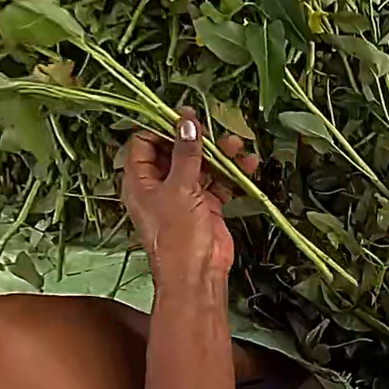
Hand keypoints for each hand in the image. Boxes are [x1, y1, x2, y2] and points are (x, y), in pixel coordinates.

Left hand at [121, 107, 259, 290]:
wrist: (198, 272)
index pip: (145, 143)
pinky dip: (232, 173)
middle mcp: (160, 185)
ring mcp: (184, 195)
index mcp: (140, 180)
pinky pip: (219, 182)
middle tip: (215, 128)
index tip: (185, 116)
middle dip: (197, 139)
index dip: (163, 128)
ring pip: (201, 165)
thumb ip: (186, 152)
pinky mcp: (207, 205)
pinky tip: (248, 165)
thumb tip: (187, 120)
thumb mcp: (180, 187)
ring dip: (219, 155)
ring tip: (237, 146)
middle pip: (176, 151)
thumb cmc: (178, 233)